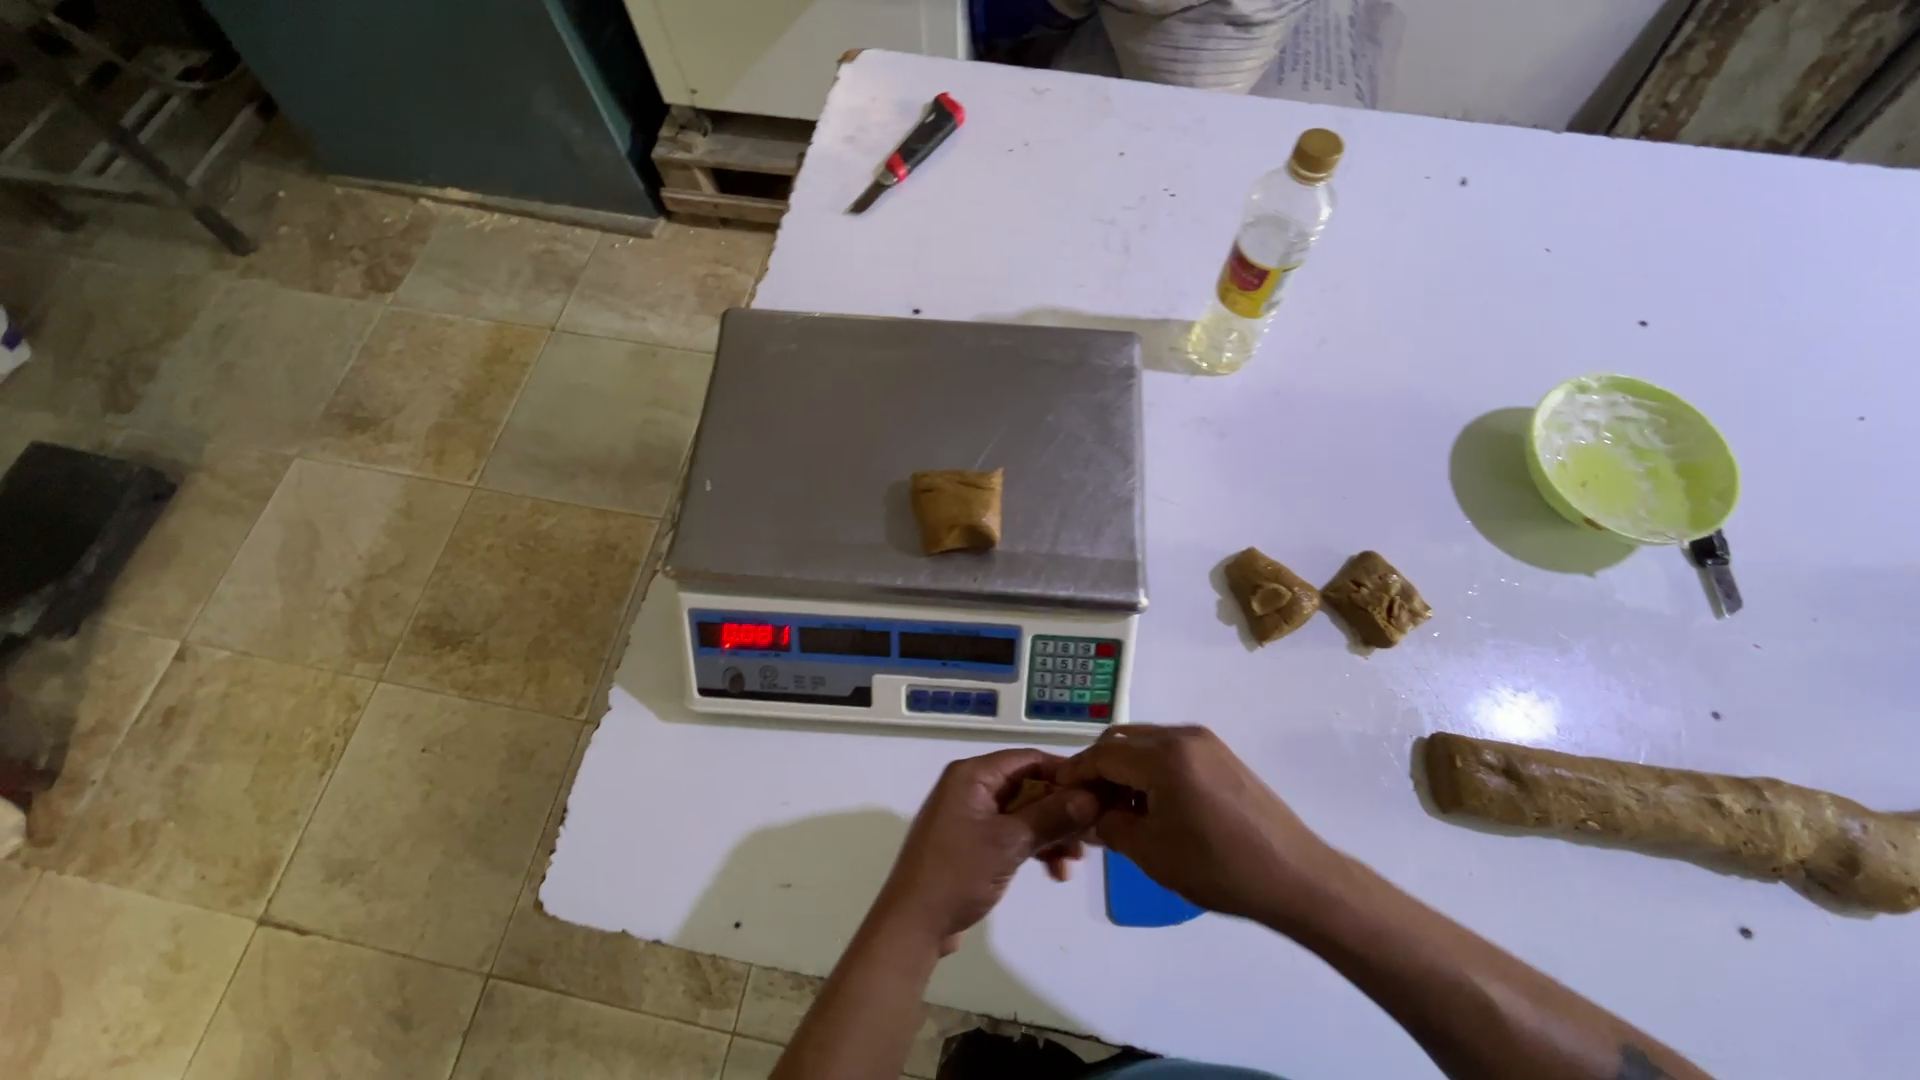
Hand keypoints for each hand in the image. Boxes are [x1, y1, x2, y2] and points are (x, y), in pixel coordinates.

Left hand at [872, 749, 1100, 954]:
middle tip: (1091, 835)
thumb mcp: (1009, 842)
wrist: (914, 924)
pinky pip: (1013, 834)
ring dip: (1052, 833)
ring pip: (1025, 813)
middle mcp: (971, 787)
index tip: (1098, 793)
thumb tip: (1092, 797)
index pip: (1028, 759)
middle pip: (1029, 786)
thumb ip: (1052, 816)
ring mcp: (971, 816)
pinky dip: (1035, 847)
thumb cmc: (957, 873)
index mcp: (972, 775)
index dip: (1064, 774)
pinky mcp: (974, 843)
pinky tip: (1056, 872)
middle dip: (1061, 810)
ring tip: (1074, 862)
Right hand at [1057, 725, 1334, 920]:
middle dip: (1097, 768)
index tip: (1055, 795)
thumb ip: (1109, 826)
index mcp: (1163, 756)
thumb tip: (1089, 816)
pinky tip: (1150, 805)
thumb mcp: (1150, 851)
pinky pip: (1170, 752)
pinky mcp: (1221, 756)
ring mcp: (1206, 743)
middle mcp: (1183, 736)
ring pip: (1145, 744)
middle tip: (1085, 804)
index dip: (1074, 774)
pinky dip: (1149, 771)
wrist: (1294, 877)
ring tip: (1117, 809)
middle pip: (1122, 740)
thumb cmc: (1217, 867)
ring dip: (1123, 769)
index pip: (1102, 754)